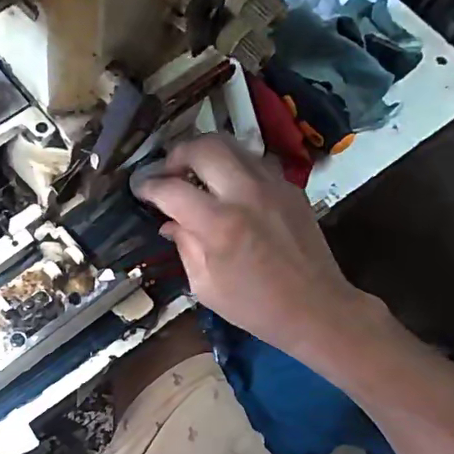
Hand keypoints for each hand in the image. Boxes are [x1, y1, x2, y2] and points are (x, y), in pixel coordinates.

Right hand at [134, 134, 378, 354]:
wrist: (316, 308)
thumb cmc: (252, 305)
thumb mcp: (204, 284)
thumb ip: (185, 245)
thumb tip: (170, 222)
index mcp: (219, 225)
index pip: (171, 189)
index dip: (147, 186)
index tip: (138, 189)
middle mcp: (246, 194)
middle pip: (204, 147)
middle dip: (177, 155)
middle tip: (166, 173)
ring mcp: (273, 186)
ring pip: (232, 145)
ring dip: (205, 156)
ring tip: (193, 176)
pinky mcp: (290, 187)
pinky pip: (253, 161)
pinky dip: (231, 167)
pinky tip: (224, 189)